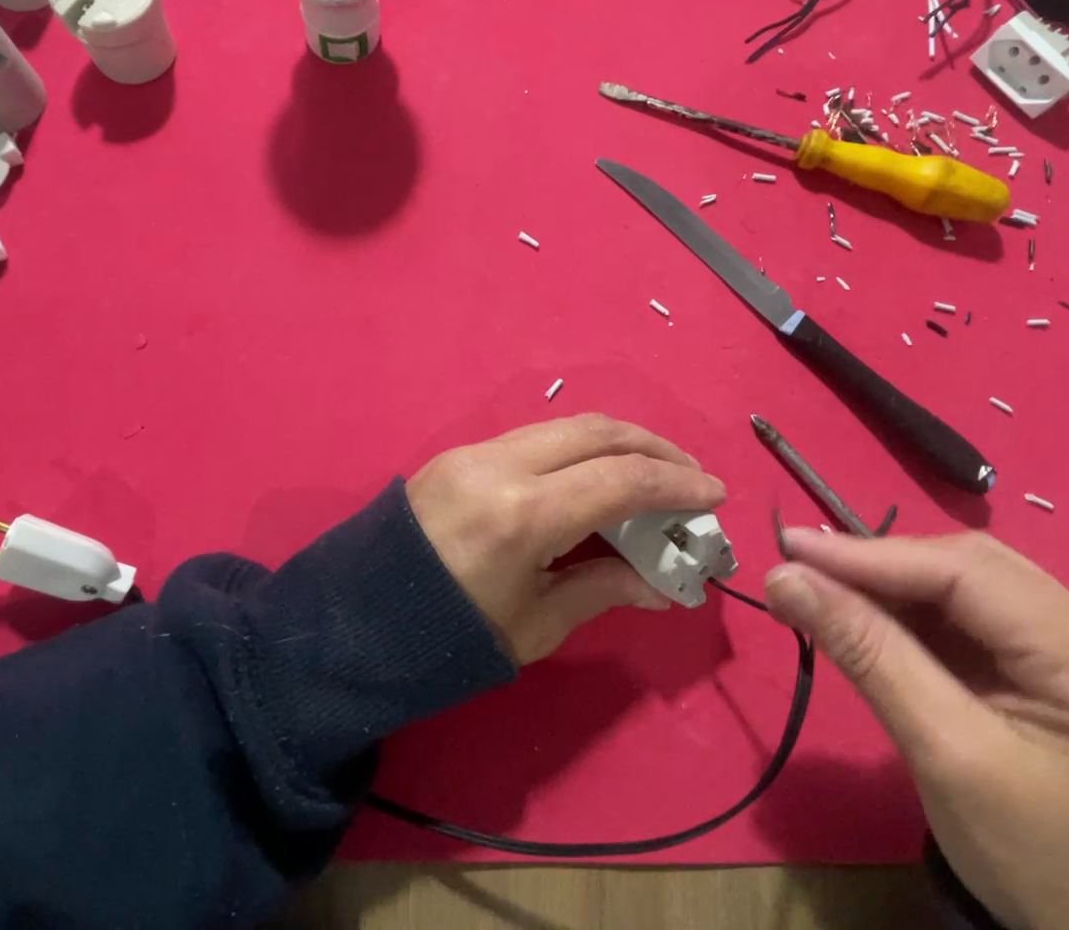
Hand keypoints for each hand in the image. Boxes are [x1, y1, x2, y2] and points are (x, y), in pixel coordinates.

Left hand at [406, 414, 725, 664]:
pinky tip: (595, 480)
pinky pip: (533, 439)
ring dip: (615, 445)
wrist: (354, 626)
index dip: (677, 485)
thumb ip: (604, 589)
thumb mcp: (536, 626)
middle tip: (689, 478)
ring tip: (650, 477)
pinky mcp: (457, 455)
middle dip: (654, 449)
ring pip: (564, 427)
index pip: (621, 479)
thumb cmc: (448, 640)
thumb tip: (664, 584)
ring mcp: (472, 453)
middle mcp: (499, 465)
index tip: (715, 495)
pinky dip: (576, 452)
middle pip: (597, 431)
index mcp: (522, 514)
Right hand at [764, 529, 1068, 929]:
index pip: (977, 577)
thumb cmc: (1032, 866)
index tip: (791, 548)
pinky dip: (920, 619)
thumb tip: (786, 578)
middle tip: (799, 569)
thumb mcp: (945, 757)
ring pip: (979, 593)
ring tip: (821, 589)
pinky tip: (870, 618)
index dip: (875, 555)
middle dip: (882, 569)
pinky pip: (985, 625)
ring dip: (895, 590)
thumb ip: (869, 655)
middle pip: (981, 575)